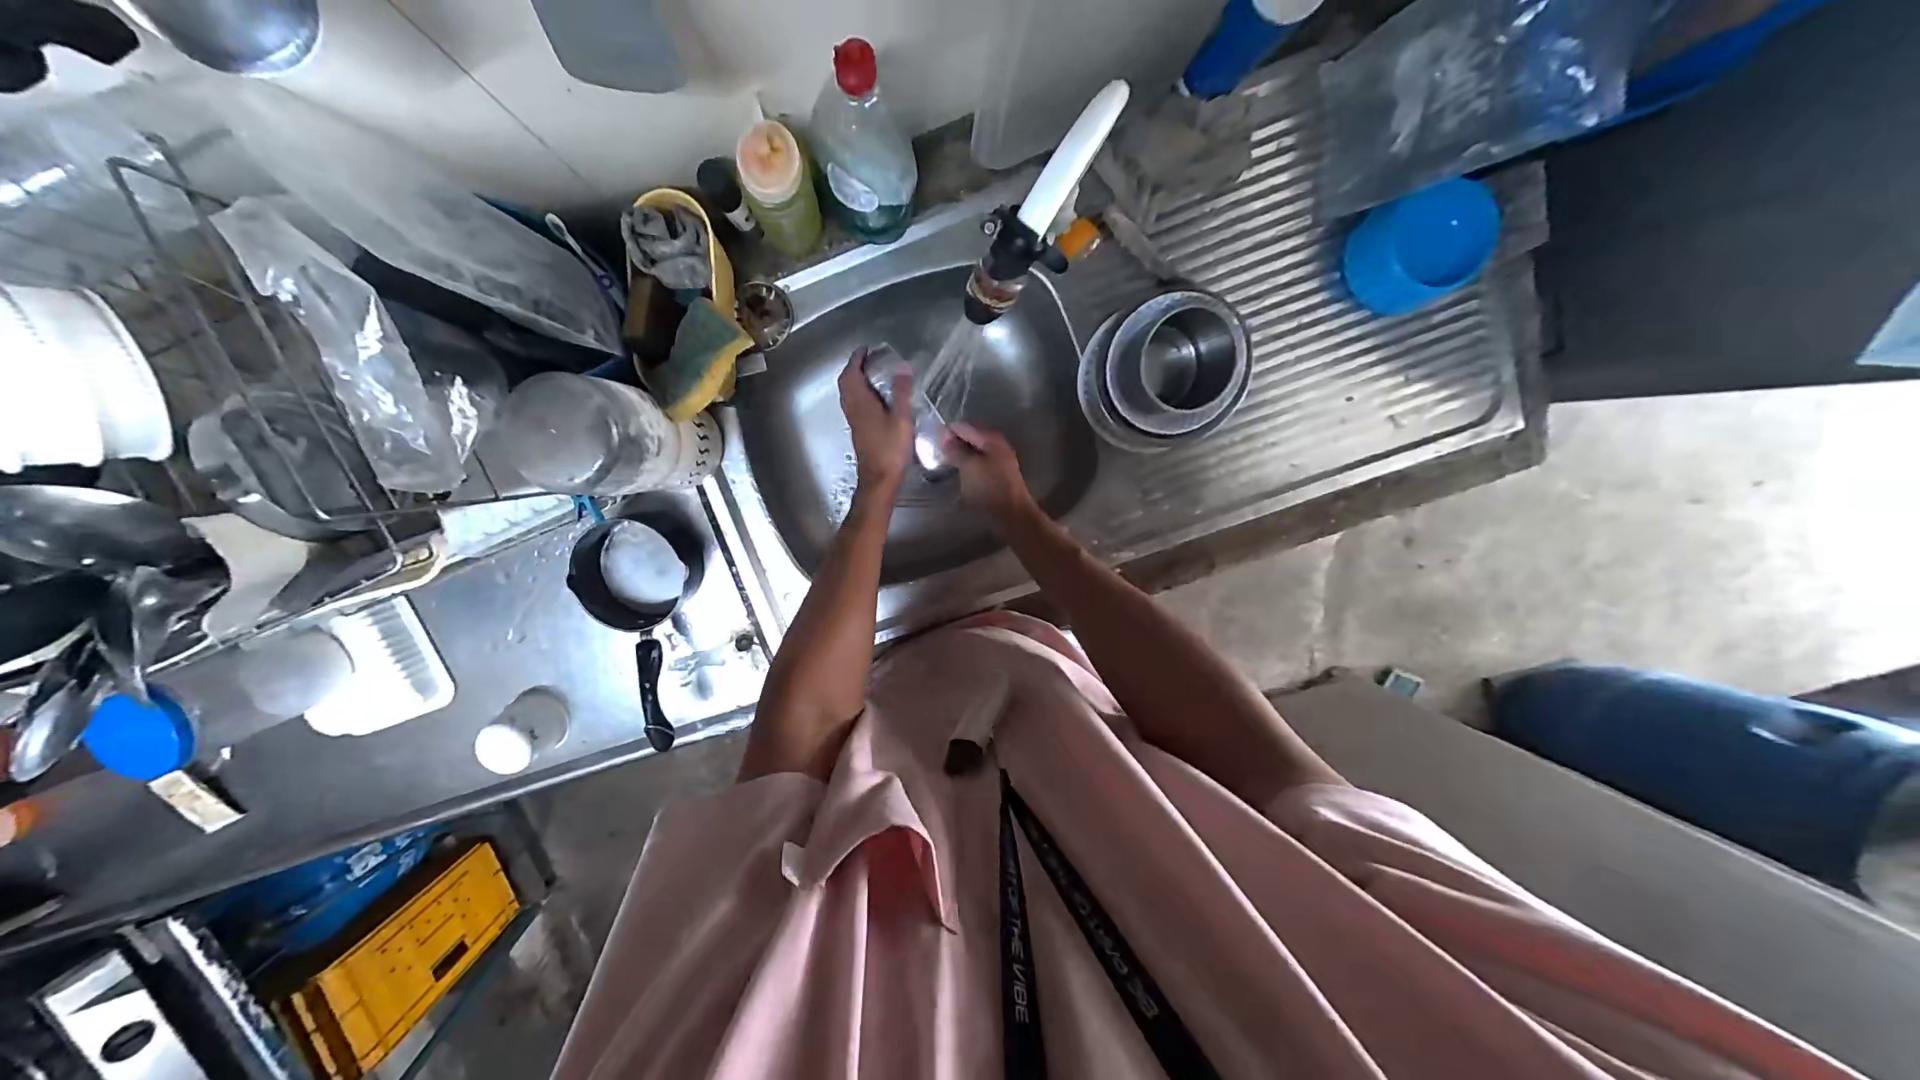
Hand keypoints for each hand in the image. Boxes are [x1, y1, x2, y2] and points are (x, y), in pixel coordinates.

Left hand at [839, 347, 913, 497]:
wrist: (879, 479)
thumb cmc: (890, 449)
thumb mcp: (901, 418)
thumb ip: (901, 392)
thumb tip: (902, 367)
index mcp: (860, 402)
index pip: (852, 373)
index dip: (857, 359)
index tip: (865, 348)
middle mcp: (852, 409)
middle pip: (846, 382)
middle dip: (854, 367)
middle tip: (869, 359)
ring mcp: (854, 421)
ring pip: (848, 394)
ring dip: (856, 380)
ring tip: (872, 374)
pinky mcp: (859, 430)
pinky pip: (854, 404)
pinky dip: (860, 393)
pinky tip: (875, 397)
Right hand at [942, 421, 1037, 522]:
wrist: (1012, 513)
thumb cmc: (989, 487)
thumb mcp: (968, 466)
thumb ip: (955, 449)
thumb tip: (945, 436)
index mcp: (990, 438)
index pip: (964, 426)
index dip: (948, 431)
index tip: (933, 441)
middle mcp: (997, 443)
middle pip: (971, 436)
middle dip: (955, 442)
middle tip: (939, 451)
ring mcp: (1000, 458)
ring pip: (976, 449)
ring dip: (962, 454)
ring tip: (947, 462)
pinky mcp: (1000, 472)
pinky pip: (981, 461)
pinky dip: (970, 463)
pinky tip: (961, 472)